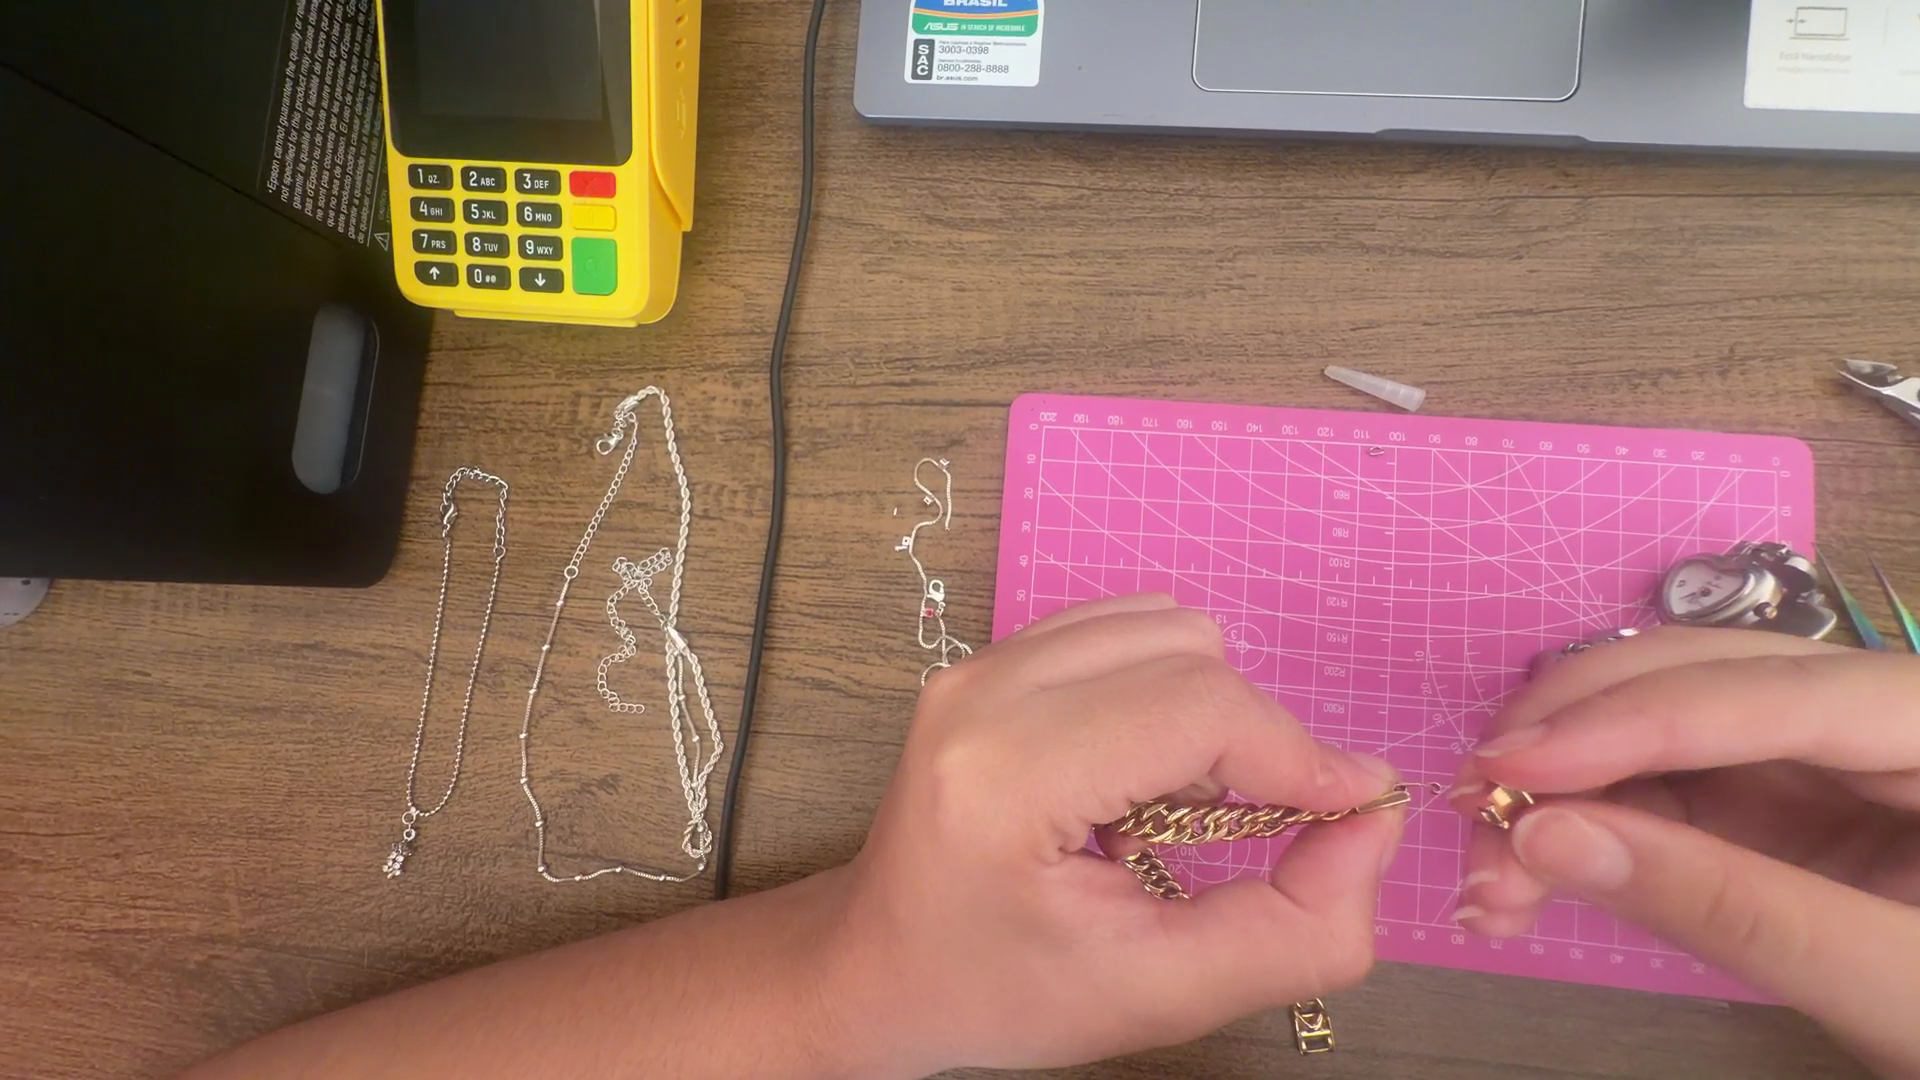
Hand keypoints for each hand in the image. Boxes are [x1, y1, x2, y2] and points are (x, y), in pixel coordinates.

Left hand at [821, 594, 1404, 1077]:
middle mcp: (983, 691)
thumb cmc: (999, 991)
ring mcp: (976, 663)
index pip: (1193, 707)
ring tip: (1176, 795)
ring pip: (1155, 623)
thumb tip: (1366, 815)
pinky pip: (1114, 628)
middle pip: (1182, 650)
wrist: (876, 958)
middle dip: (1252, 732)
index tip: (1352, 804)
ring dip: (1203, 701)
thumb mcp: (1156, 994)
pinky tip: (1135, 758)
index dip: (1296, 750)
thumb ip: (1296, 929)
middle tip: (1249, 819)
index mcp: (1008, 775)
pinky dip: (1159, 680)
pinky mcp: (984, 659)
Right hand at [1451, 627, 1919, 1076]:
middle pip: (1674, 679)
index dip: (1618, 723)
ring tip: (1490, 874)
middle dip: (1557, 742)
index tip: (1502, 769)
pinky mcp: (1743, 794)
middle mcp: (1858, 715)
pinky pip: (1624, 784)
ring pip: (1625, 729)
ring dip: (1542, 793)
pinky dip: (1561, 826)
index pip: (1760, 694)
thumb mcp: (1913, 997)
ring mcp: (1793, 753)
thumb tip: (1542, 837)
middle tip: (1474, 807)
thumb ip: (1738, 911)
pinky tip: (1519, 875)